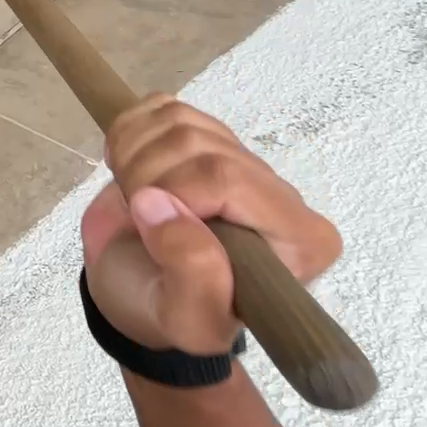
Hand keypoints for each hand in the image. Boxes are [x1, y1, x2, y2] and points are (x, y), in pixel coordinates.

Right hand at [81, 93, 341, 354]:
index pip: (227, 176)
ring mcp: (237, 160)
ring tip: (135, 198)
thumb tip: (158, 204)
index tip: (149, 225)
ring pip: (176, 119)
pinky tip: (130, 167)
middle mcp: (279, 194)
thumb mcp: (183, 320)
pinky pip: (161, 106)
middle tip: (137, 216)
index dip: (173, 191)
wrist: (129, 288)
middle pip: (195, 143)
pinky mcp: (199, 139)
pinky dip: (128, 130)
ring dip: (132, 154)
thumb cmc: (161, 309)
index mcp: (298, 238)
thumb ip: (192, 277)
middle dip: (144, 175)